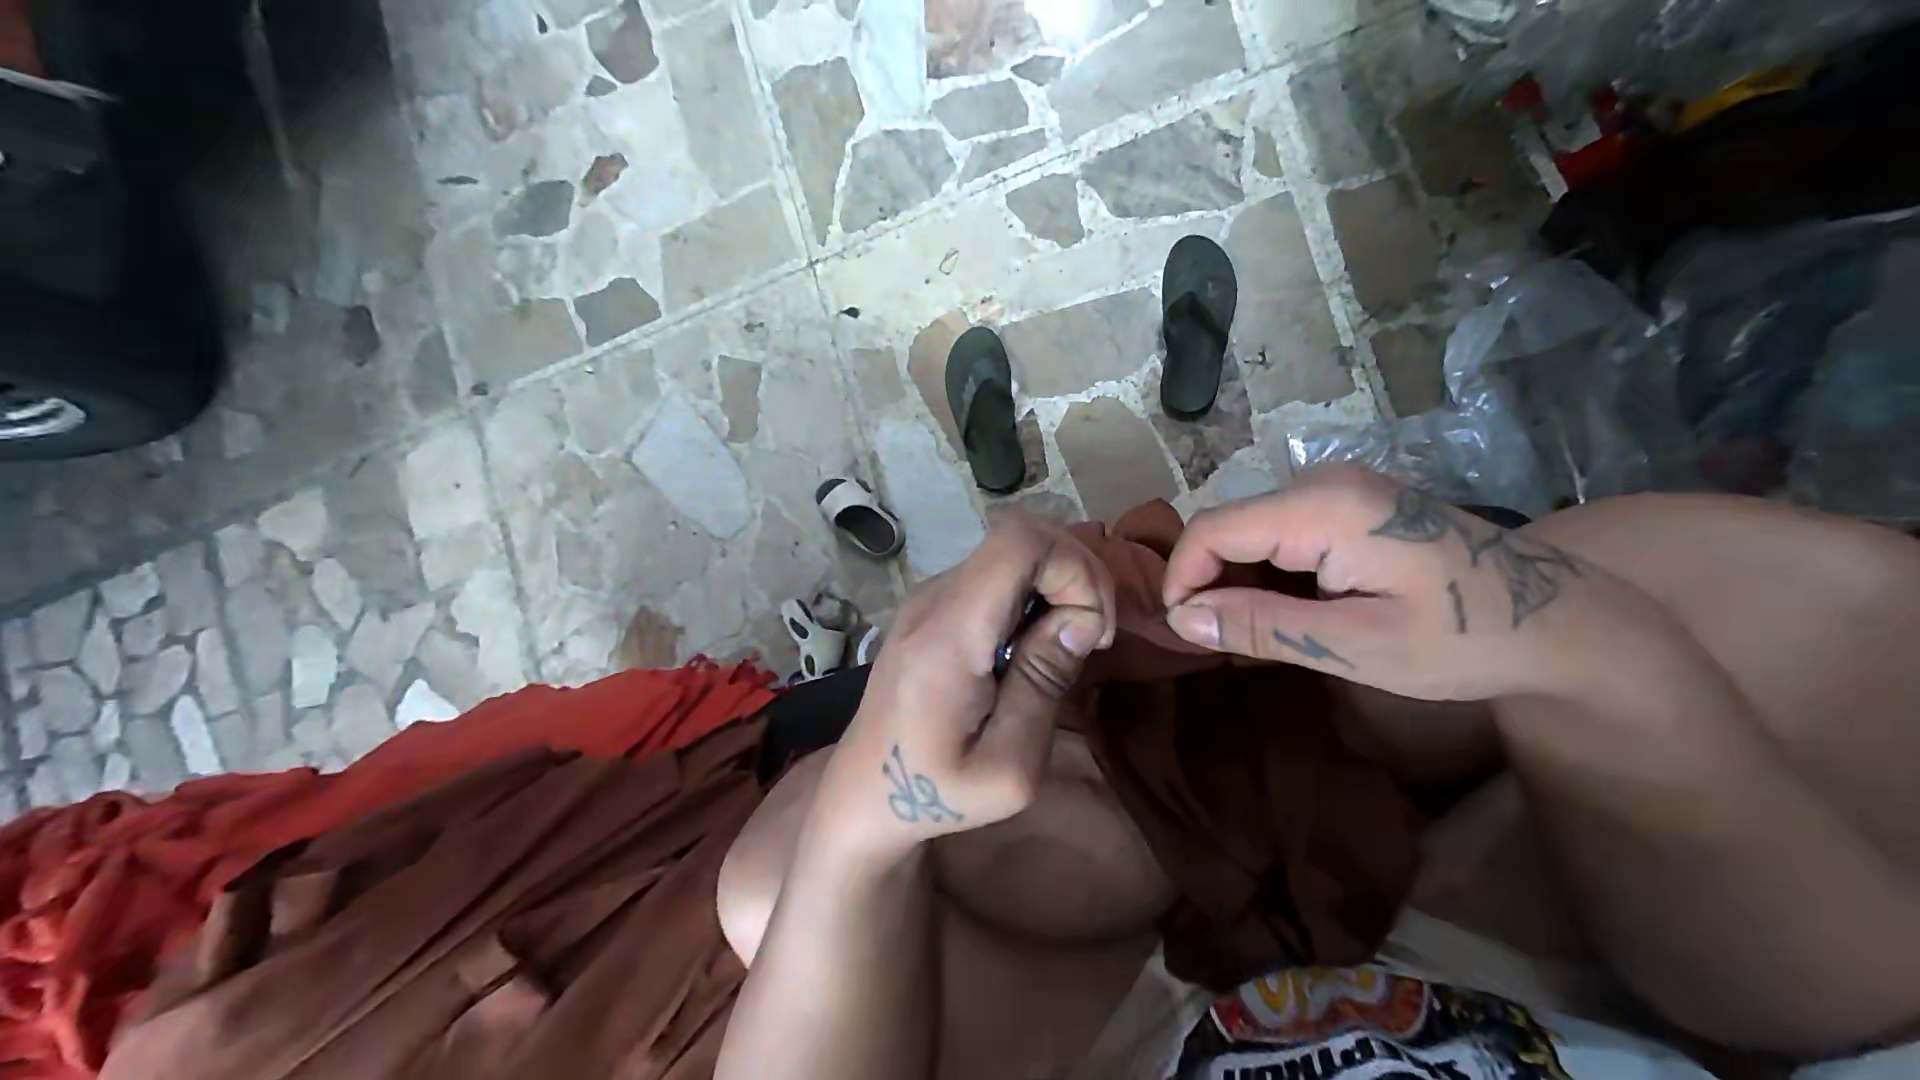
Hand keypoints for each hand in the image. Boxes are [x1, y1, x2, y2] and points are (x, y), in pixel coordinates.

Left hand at [810, 514, 1116, 859]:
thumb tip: (1079, 617)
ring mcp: (928, 598)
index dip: (1074, 567)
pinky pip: (994, 576)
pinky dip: (1031, 596)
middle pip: (1020, 537)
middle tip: (1091, 638)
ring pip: (1011, 554)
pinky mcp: (931, 607)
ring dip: (1056, 586)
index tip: (1094, 632)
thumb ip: (1044, 683)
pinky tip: (1031, 647)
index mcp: (948, 635)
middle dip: (1076, 576)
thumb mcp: (1009, 767)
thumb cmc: (937, 792)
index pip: (1018, 541)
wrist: (866, 790)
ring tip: (1063, 647)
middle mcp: (933, 599)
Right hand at [1161, 465, 1610, 700]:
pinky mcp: (1350, 502)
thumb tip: (1181, 619)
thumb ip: (1262, 627)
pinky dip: (1266, 572)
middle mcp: (1323, 482)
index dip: (1181, 578)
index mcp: (1323, 508)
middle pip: (1228, 526)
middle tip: (1221, 643)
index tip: (1183, 630)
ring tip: (1256, 633)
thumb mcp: (1358, 647)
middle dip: (1208, 582)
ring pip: (1249, 530)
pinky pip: (1280, 531)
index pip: (1212, 529)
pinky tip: (1289, 610)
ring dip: (1237, 581)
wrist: (1567, 620)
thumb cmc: (1468, 640)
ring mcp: (1338, 488)